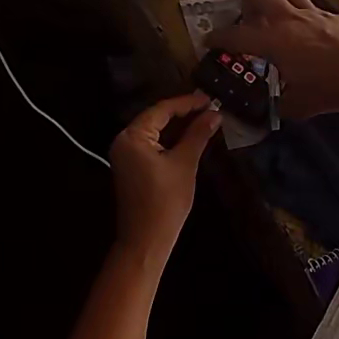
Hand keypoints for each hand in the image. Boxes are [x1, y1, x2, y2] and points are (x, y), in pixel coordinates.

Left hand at [110, 92, 222, 254]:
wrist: (146, 240)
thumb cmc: (165, 201)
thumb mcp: (184, 164)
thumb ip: (197, 135)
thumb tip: (214, 114)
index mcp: (132, 136)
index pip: (161, 110)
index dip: (187, 102)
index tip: (210, 98)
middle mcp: (123, 141)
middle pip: (156, 118)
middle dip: (183, 113)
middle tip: (210, 107)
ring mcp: (125, 155)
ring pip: (155, 132)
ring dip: (178, 127)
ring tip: (205, 120)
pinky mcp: (131, 167)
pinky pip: (151, 145)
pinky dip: (170, 141)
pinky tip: (190, 138)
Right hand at [209, 0, 338, 117]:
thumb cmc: (333, 88)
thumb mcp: (301, 105)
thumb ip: (283, 104)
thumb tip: (278, 107)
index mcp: (273, 40)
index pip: (235, 36)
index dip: (218, 38)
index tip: (209, 40)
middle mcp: (288, 19)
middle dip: (245, 0)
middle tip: (245, 17)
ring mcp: (313, 12)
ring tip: (274, 13)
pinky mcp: (334, 13)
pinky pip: (310, 3)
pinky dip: (301, 11)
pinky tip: (306, 28)